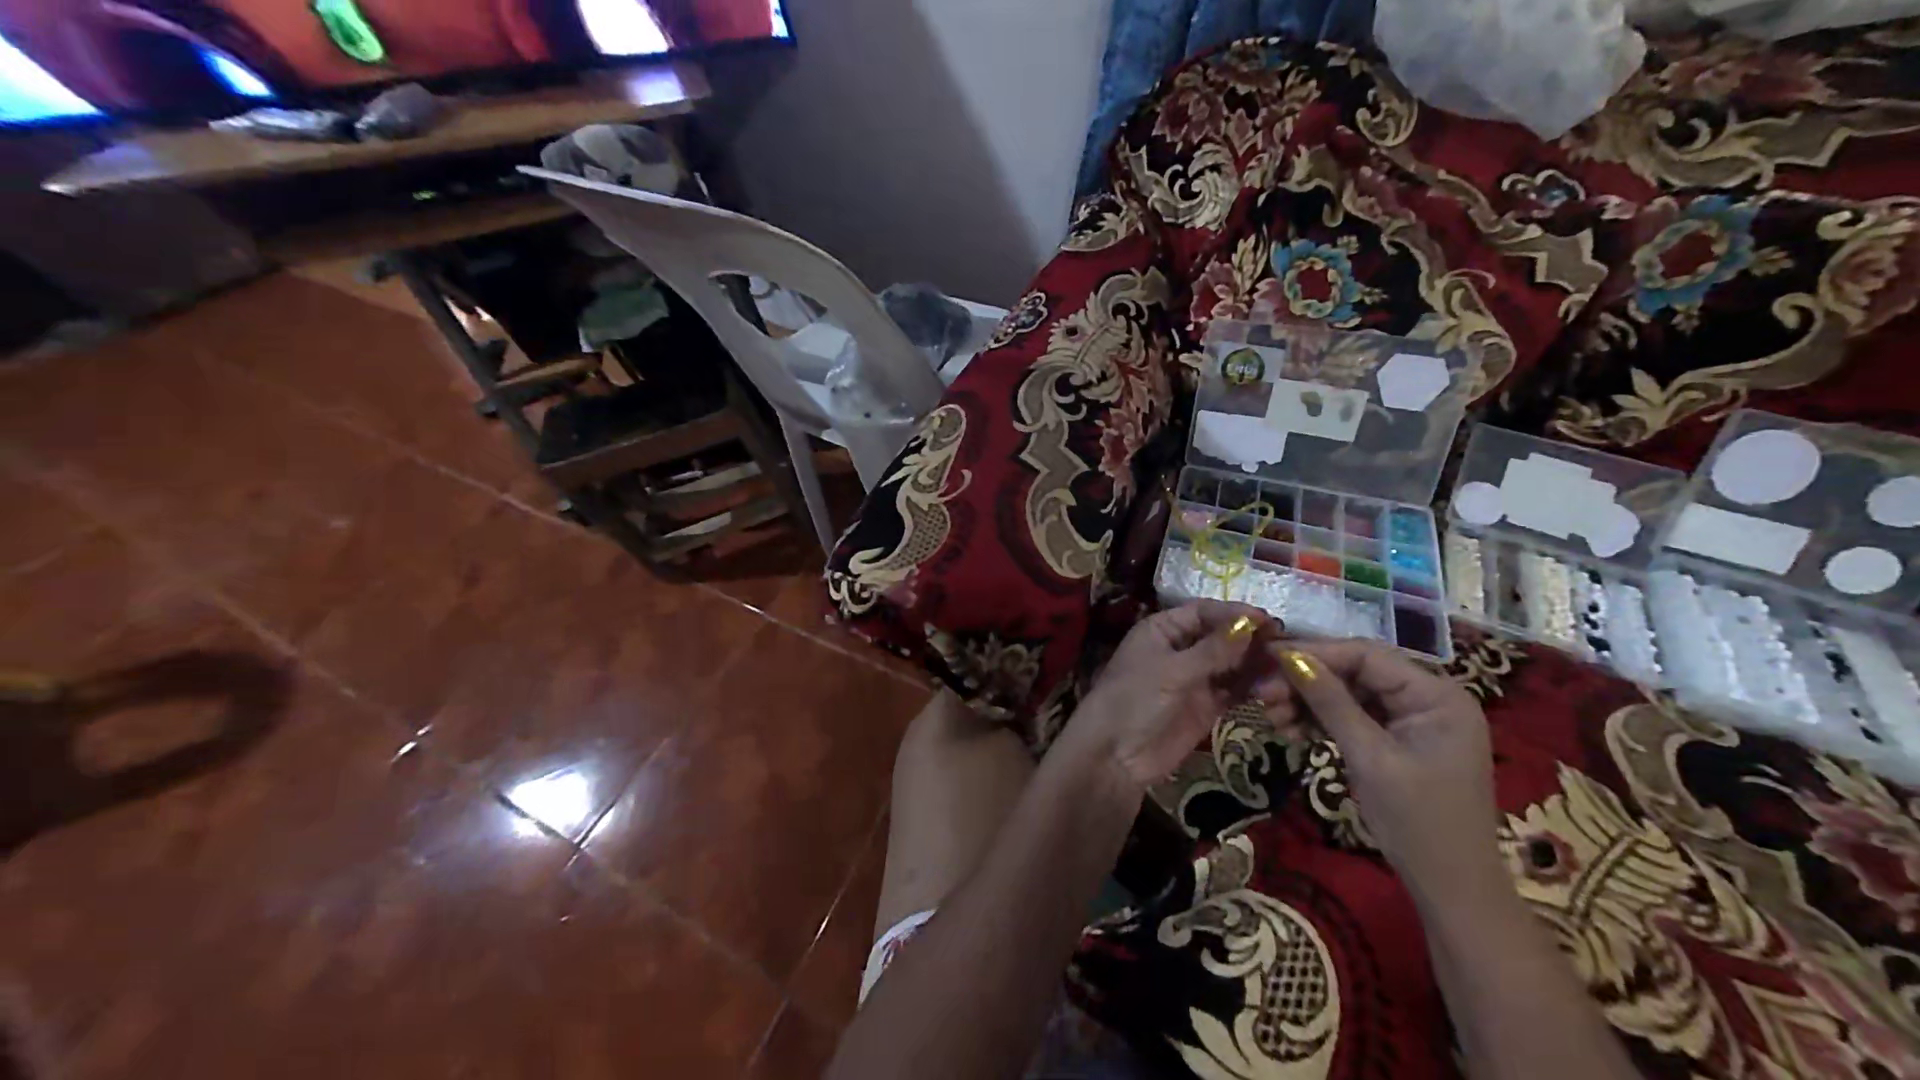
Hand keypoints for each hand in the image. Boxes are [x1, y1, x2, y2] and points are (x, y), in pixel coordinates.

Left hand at [1058, 600, 1282, 790]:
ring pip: (1232, 664)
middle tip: (1287, 644)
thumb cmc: (1134, 700)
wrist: (1115, 756)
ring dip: (1256, 664)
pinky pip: (1234, 690)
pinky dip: (1253, 688)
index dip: (1235, 614)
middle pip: (1222, 636)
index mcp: (1163, 629)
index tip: (1269, 621)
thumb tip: (1249, 625)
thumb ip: (1212, 650)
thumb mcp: (1172, 671)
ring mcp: (1194, 678)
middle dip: (1251, 639)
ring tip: (1286, 666)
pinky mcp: (1206, 706)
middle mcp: (1180, 648)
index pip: (1204, 611)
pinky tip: (1275, 687)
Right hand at [1274, 640, 1502, 896]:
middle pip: (1355, 672)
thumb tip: (1290, 659)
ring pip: (1348, 694)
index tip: (1267, 659)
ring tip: (1271, 718)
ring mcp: (1413, 721)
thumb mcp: (1369, 757)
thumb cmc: (1417, 821)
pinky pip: (1353, 717)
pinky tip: (1291, 732)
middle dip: (1306, 681)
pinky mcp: (1397, 741)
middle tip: (1262, 695)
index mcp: (1437, 696)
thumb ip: (1331, 702)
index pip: (1367, 656)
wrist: (1451, 888)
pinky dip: (1321, 722)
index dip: (1315, 654)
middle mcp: (1428, 699)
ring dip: (1307, 703)